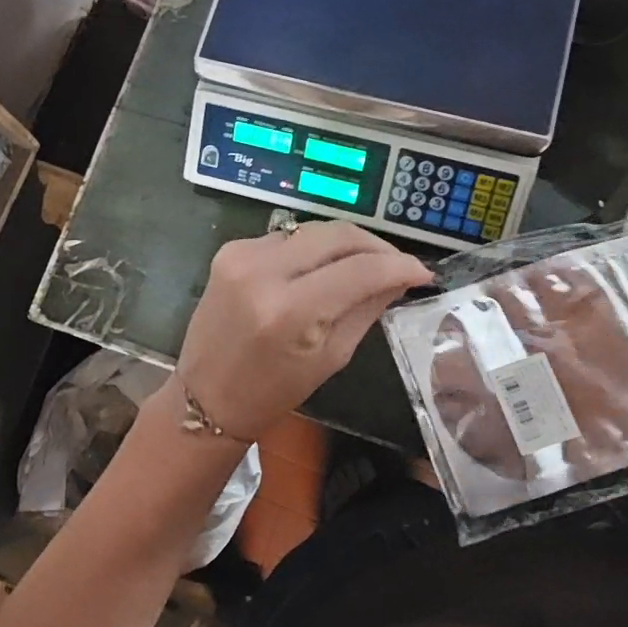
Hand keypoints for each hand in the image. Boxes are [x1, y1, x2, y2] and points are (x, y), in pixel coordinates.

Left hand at [177, 222, 431, 442]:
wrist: (205, 395)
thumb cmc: (272, 391)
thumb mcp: (331, 358)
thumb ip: (367, 309)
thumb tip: (401, 277)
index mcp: (289, 312)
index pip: (360, 270)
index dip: (399, 265)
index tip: (422, 272)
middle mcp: (263, 272)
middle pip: (337, 235)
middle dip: (375, 245)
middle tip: (397, 264)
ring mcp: (242, 255)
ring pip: (313, 231)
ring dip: (343, 246)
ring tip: (363, 267)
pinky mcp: (230, 249)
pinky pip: (286, 237)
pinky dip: (310, 250)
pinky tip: (318, 271)